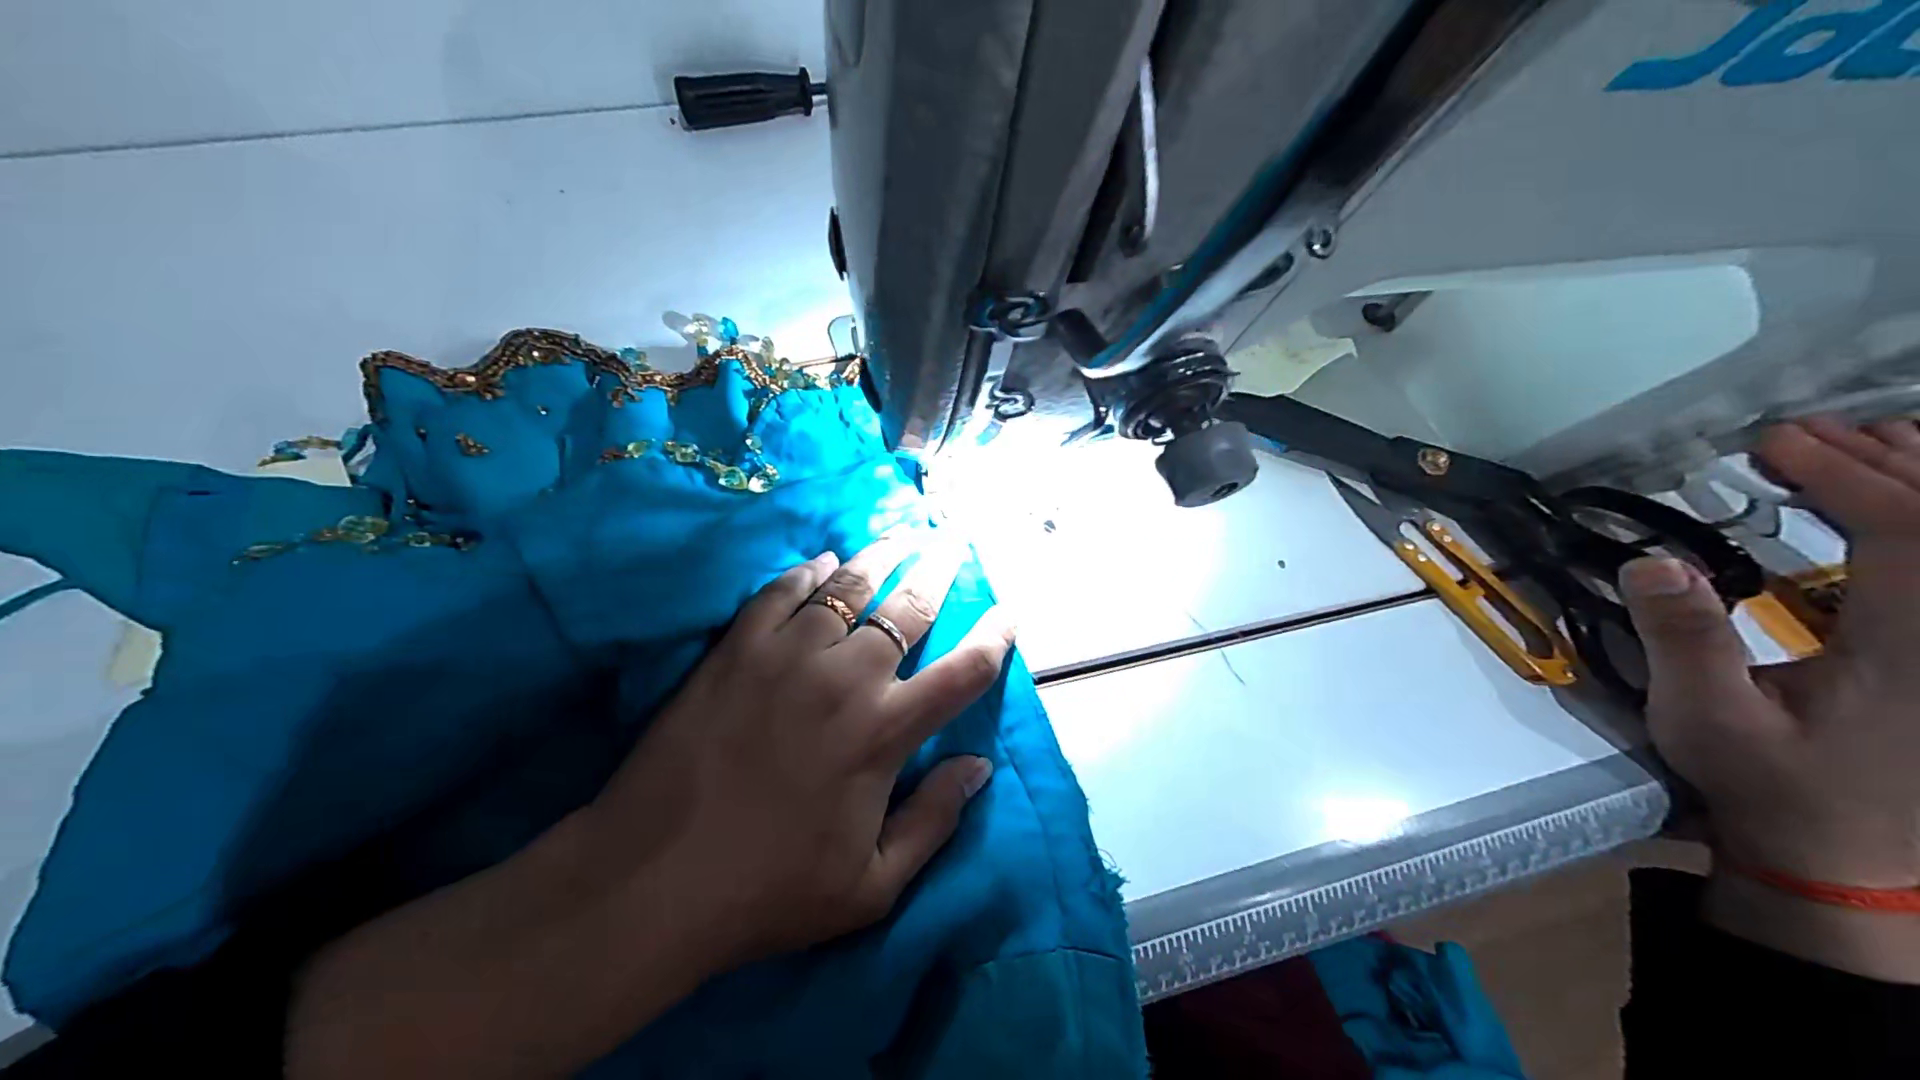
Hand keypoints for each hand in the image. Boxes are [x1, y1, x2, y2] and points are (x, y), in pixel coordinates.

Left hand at [583, 528, 1011, 965]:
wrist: (653, 880)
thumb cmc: (770, 892)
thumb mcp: (873, 886)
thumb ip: (935, 821)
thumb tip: (980, 767)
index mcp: (885, 733)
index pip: (963, 672)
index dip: (994, 638)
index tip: (1008, 612)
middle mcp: (845, 680)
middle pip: (908, 610)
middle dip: (939, 572)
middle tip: (951, 545)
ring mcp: (787, 657)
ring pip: (846, 588)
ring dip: (878, 559)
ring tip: (897, 538)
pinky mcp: (735, 651)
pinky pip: (780, 593)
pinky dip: (807, 571)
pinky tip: (821, 561)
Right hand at [1619, 418, 1919, 979]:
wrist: (1845, 856)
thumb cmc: (1769, 784)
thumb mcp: (1705, 718)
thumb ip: (1684, 639)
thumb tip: (1652, 559)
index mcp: (1911, 647)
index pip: (1905, 534)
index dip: (1844, 476)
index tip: (1773, 443)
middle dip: (1888, 463)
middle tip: (1808, 430)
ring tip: (1866, 441)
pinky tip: (1904, 503)